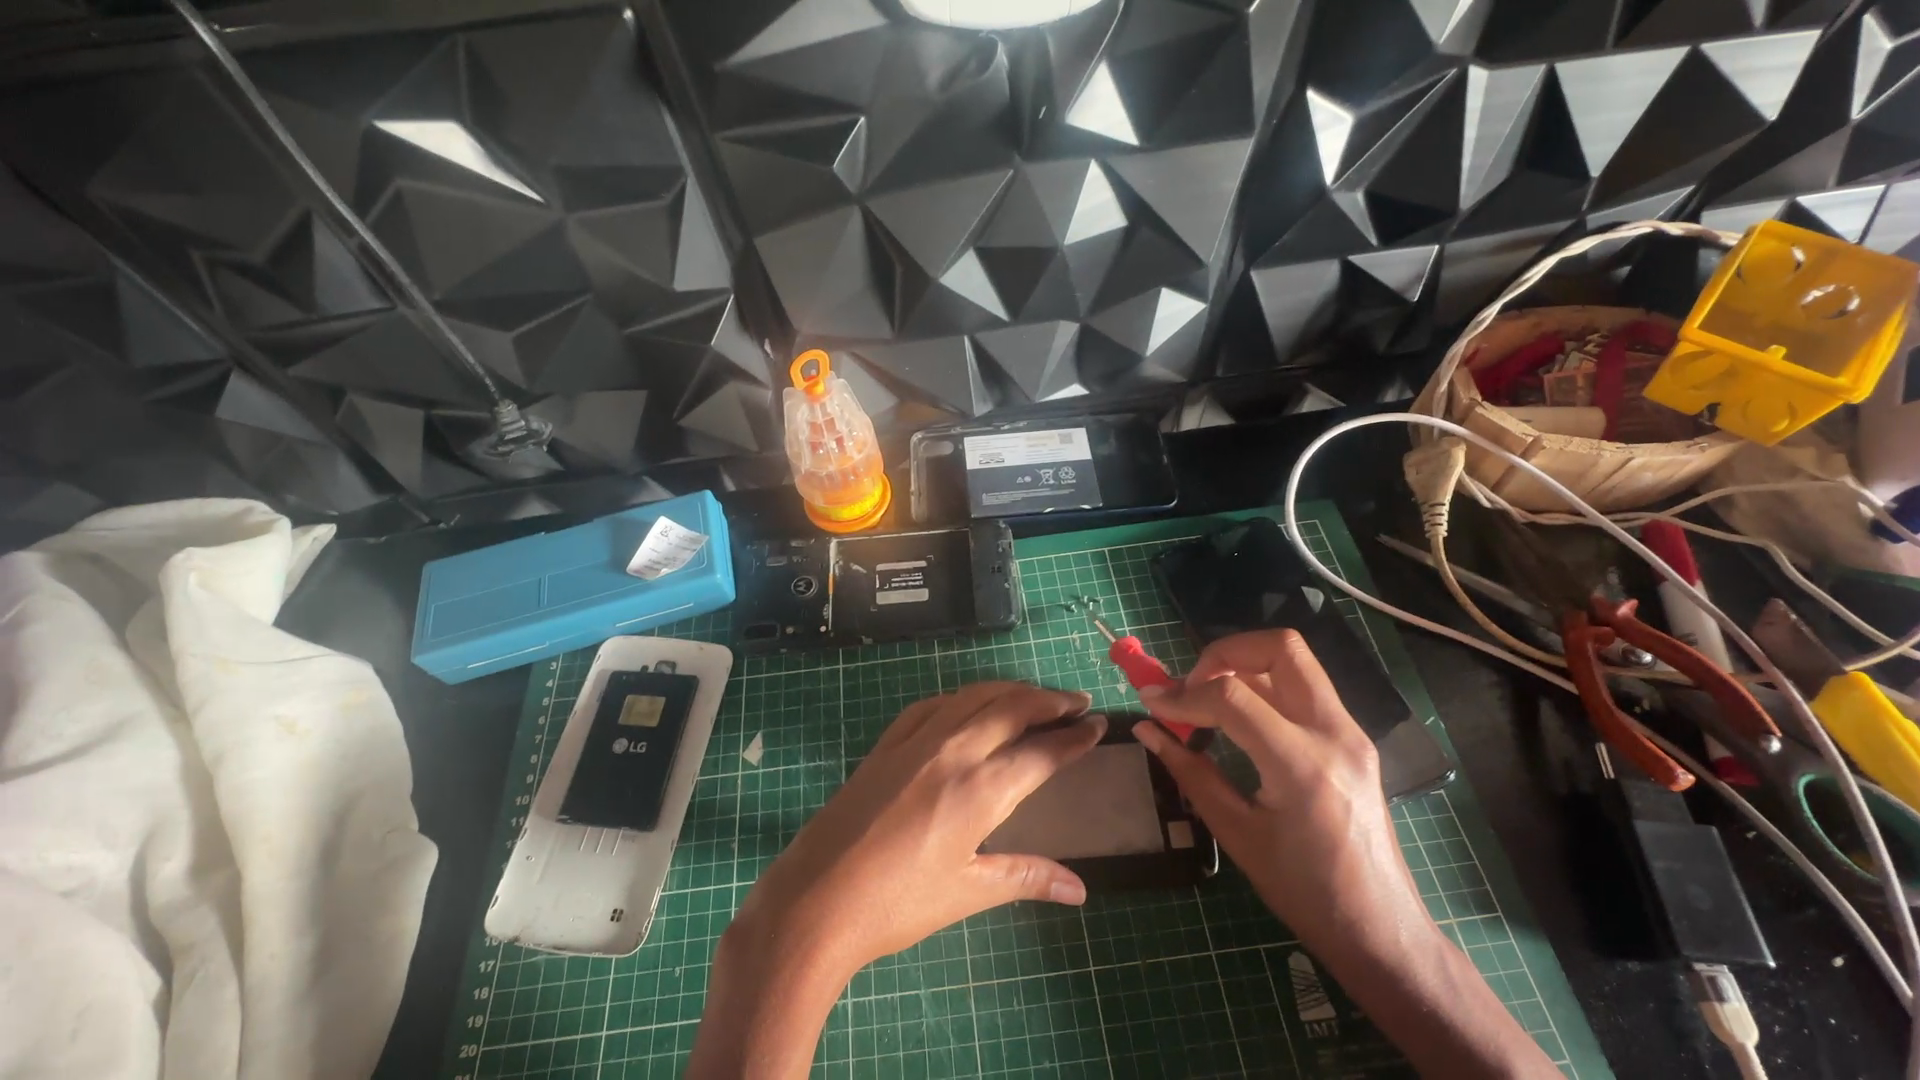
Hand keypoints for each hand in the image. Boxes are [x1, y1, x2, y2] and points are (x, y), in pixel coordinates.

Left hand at [729, 681, 1105, 975]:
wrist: (816, 899)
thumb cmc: (897, 904)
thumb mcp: (969, 892)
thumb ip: (1026, 878)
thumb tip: (1079, 890)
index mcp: (980, 790)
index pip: (1041, 752)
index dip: (1074, 737)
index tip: (1098, 725)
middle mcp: (952, 752)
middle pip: (1011, 707)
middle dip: (1049, 700)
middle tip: (1076, 702)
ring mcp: (914, 743)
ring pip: (973, 697)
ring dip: (1009, 691)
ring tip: (1033, 697)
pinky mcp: (885, 746)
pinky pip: (933, 705)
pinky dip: (962, 698)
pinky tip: (968, 706)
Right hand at [1131, 629, 1427, 958]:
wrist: (1379, 928)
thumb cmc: (1303, 892)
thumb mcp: (1237, 834)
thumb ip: (1191, 773)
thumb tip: (1148, 730)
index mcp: (1303, 765)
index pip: (1232, 697)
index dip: (1183, 694)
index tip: (1150, 702)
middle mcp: (1335, 734)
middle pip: (1280, 648)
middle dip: (1223, 654)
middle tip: (1191, 687)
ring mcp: (1352, 733)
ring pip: (1296, 662)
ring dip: (1245, 665)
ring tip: (1208, 700)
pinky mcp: (1354, 739)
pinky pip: (1306, 689)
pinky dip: (1265, 686)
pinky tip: (1239, 719)